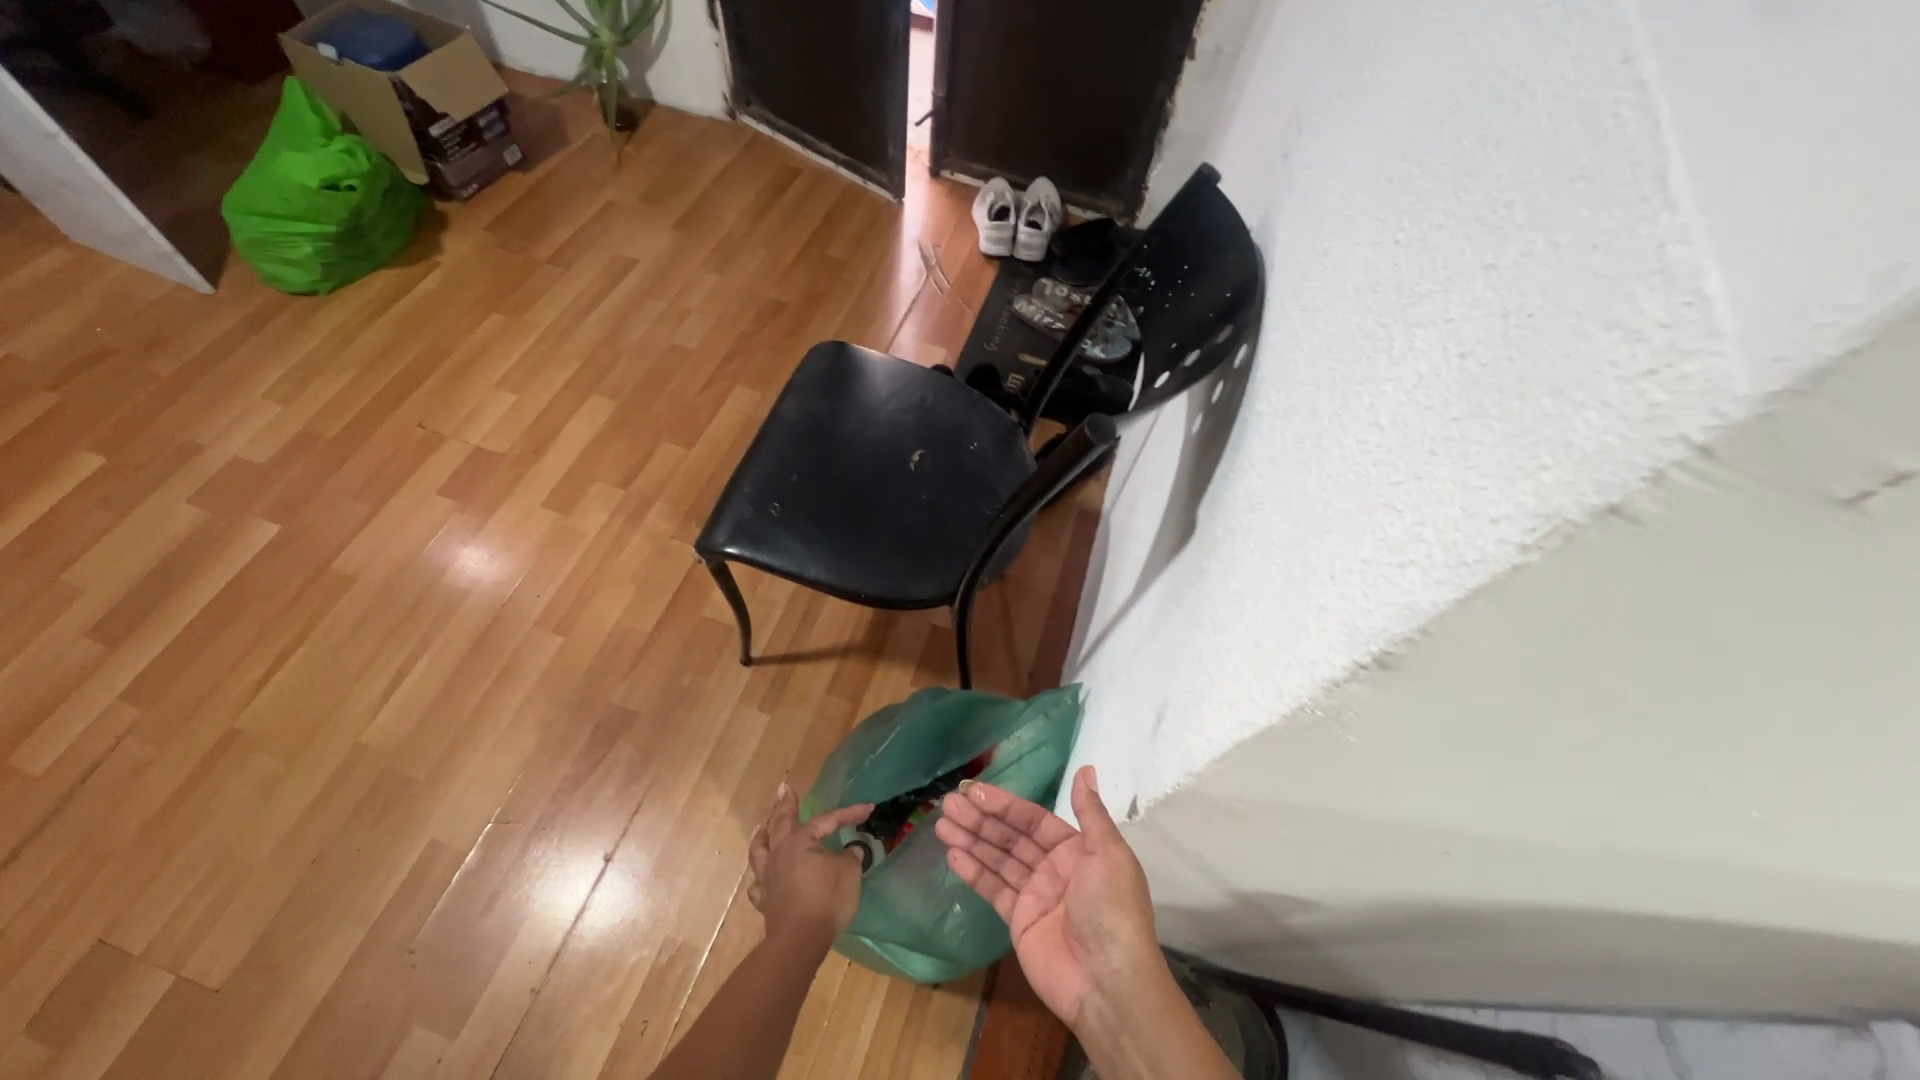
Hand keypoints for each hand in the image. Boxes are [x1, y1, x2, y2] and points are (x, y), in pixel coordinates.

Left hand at [748, 783, 872, 944]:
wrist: (800, 939)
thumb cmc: (827, 899)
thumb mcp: (849, 873)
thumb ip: (850, 857)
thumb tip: (852, 850)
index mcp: (801, 842)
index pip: (827, 820)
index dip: (848, 814)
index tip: (868, 808)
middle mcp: (780, 854)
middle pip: (779, 823)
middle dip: (784, 804)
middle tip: (784, 789)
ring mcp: (768, 877)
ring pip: (759, 850)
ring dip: (762, 835)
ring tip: (762, 827)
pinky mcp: (765, 901)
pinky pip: (758, 884)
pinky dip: (759, 878)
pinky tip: (761, 878)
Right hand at [935, 766, 1159, 1027]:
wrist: (1107, 980)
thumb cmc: (1111, 909)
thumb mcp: (1109, 853)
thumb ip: (1090, 812)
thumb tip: (1086, 769)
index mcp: (1077, 849)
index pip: (1033, 819)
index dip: (1004, 804)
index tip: (974, 791)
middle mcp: (1055, 868)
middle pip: (1011, 837)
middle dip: (980, 820)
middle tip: (948, 803)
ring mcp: (1035, 895)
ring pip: (998, 860)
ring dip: (971, 841)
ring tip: (941, 824)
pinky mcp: (1020, 921)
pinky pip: (993, 889)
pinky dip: (974, 872)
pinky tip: (953, 854)